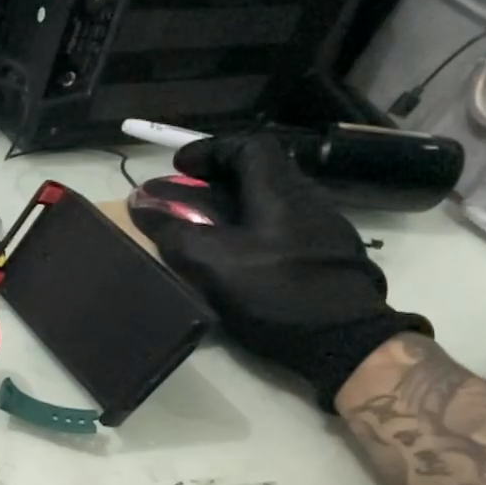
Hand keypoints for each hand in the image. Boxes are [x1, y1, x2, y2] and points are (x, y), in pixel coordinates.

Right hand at [144, 134, 429, 409]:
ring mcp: (317, 227)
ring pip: (266, 201)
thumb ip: (176, 234)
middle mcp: (303, 199)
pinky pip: (277, 225)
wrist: (343, 336)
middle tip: (177, 195)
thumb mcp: (215, 265)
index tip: (178, 165)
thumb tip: (142, 205)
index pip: (247, 148)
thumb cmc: (276, 293)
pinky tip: (233, 253)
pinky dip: (246, 227)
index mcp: (279, 193)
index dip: (210, 151)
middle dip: (211, 180)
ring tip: (197, 224)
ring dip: (228, 205)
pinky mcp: (323, 254)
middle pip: (256, 173)